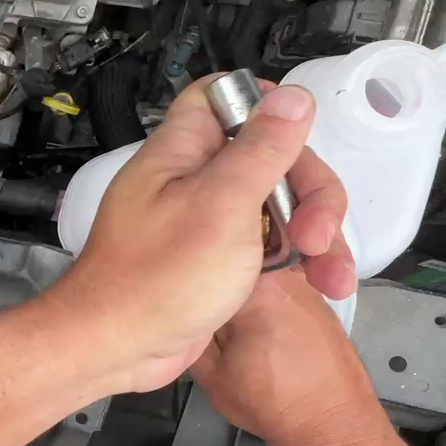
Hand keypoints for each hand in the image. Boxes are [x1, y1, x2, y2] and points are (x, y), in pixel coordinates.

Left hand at [47, 76, 355, 392]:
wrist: (115, 347)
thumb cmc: (155, 280)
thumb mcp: (220, 205)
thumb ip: (258, 150)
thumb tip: (288, 98)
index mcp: (177, 156)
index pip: (218, 98)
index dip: (263, 105)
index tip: (298, 134)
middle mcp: (186, 184)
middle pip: (266, 157)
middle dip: (309, 191)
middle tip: (318, 234)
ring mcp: (199, 223)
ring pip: (273, 205)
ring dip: (314, 234)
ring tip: (330, 273)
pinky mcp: (210, 260)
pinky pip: (262, 245)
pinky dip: (295, 260)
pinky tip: (321, 282)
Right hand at [189, 270, 383, 445]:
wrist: (332, 425)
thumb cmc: (270, 402)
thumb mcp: (209, 372)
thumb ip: (189, 331)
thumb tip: (172, 308)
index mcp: (256, 289)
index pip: (207, 260)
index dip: (184, 274)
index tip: (170, 286)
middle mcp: (285, 278)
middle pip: (232, 258)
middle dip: (208, 274)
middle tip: (186, 296)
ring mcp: (305, 287)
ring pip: (255, 270)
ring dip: (233, 284)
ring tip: (211, 308)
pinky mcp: (316, 302)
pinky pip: (275, 286)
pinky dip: (256, 297)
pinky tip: (247, 324)